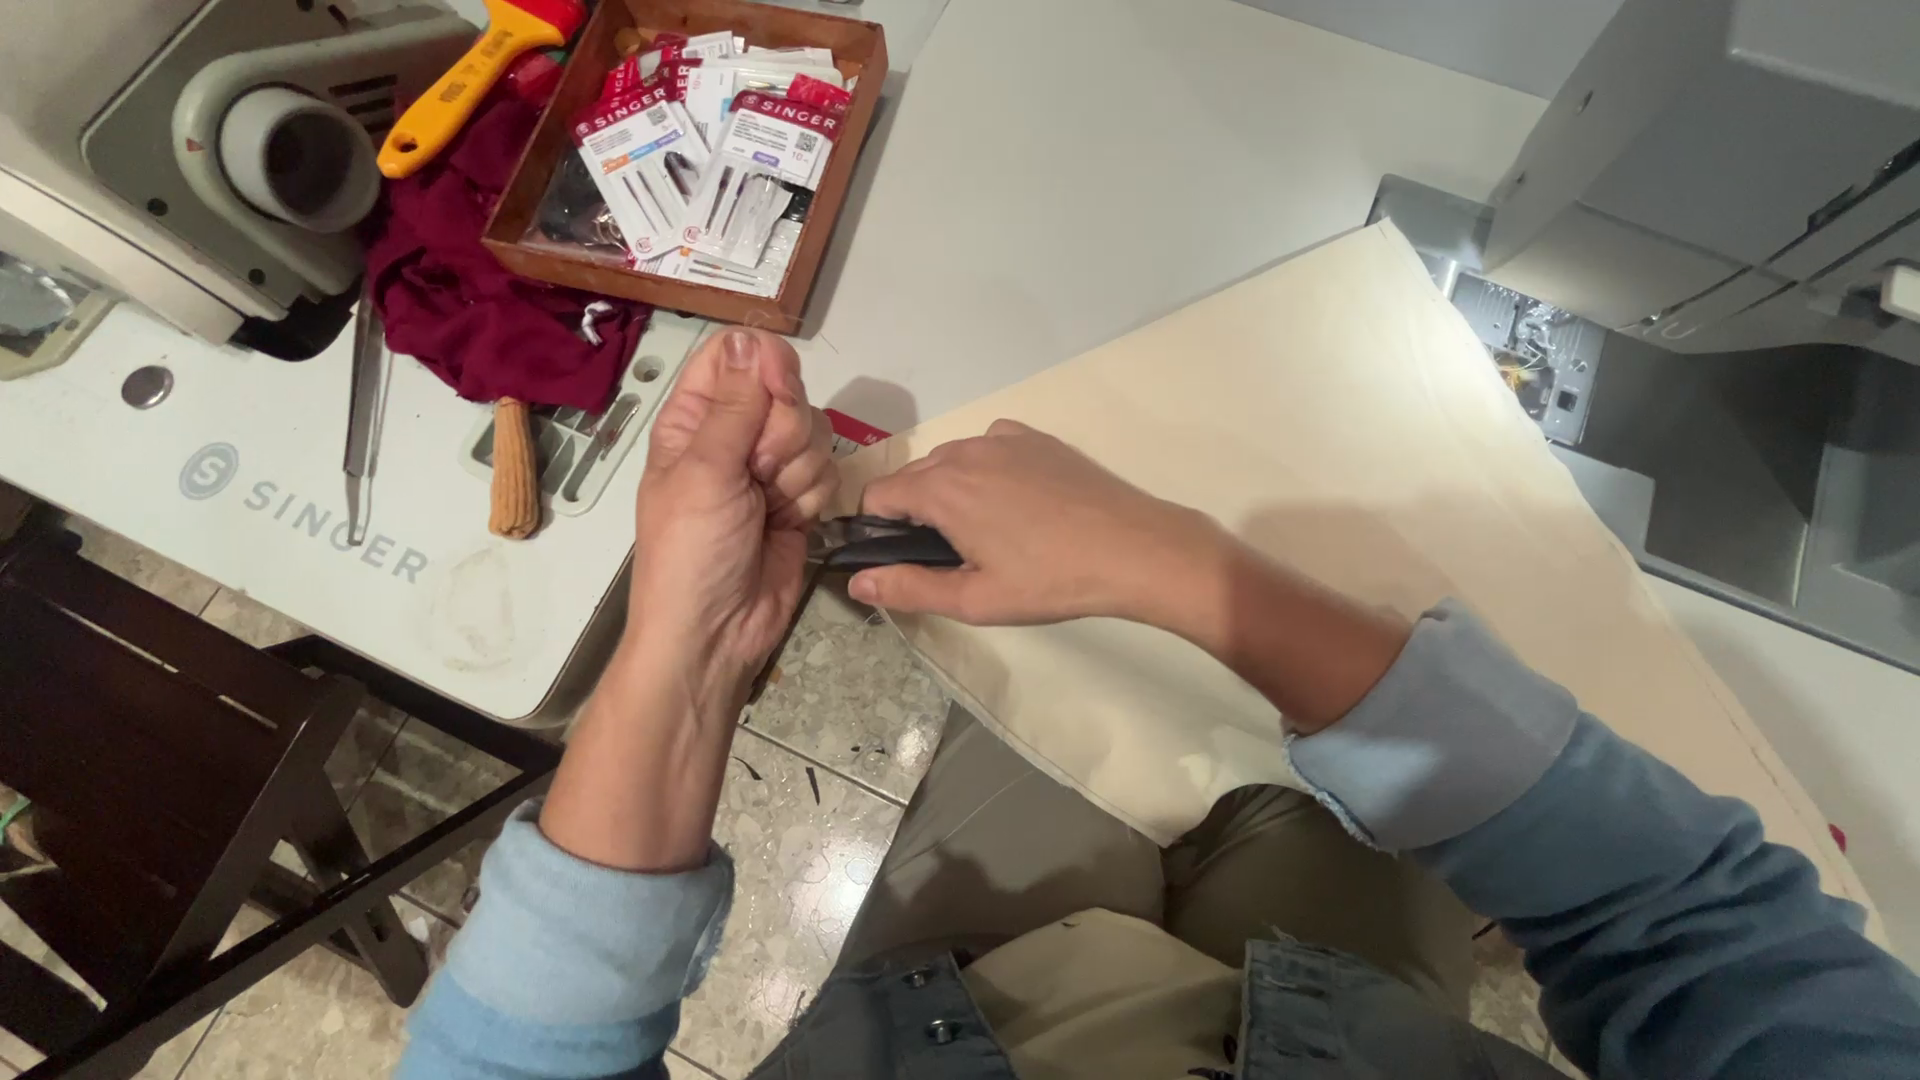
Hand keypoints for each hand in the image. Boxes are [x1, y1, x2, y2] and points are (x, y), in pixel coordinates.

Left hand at [627, 327, 836, 701]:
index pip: (735, 356)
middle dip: (783, 434)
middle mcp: (736, 435)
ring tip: (769, 508)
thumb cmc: (691, 551)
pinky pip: (829, 471)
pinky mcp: (802, 498)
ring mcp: (772, 468)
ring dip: (799, 473)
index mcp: (695, 418)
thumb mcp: (703, 471)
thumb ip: (736, 404)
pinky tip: (790, 523)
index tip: (778, 389)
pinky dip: (814, 498)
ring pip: (815, 433)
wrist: (718, 631)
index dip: (764, 363)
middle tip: (757, 474)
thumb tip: (750, 336)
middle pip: (787, 392)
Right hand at [848, 420, 1222, 626]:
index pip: (878, 495)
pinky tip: (1017, 502)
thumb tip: (858, 581)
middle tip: (952, 555)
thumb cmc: (1049, 580)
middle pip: (913, 476)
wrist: (1133, 548)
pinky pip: (989, 447)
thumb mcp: (975, 599)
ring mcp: (1004, 439)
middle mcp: (965, 452)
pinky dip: (987, 470)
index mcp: (942, 489)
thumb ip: (910, 587)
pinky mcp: (1036, 438)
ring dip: (951, 490)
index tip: (903, 556)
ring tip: (990, 531)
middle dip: (915, 512)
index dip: (879, 528)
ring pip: (951, 460)